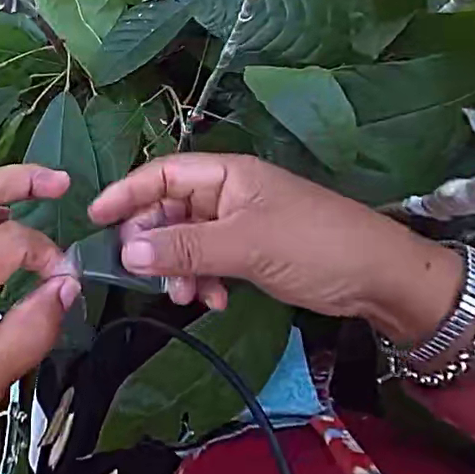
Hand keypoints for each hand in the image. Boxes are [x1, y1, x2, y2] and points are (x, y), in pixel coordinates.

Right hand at [87, 154, 462, 340]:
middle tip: (147, 274)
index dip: (126, 193)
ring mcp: (235, 223)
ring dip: (179, 268)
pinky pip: (206, 261)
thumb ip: (186, 247)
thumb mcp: (247, 244)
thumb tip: (127, 252)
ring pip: (184, 241)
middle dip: (155, 243)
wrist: (380, 279)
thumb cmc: (315, 245)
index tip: (94, 218)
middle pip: (168, 211)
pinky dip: (203, 280)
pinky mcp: (246, 251)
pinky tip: (215, 299)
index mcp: (226, 174)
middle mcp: (225, 193)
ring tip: (188, 295)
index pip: (162, 174)